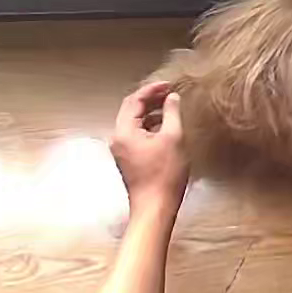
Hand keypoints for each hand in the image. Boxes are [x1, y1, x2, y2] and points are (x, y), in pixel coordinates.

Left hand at [110, 81, 188, 223]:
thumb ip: (172, 113)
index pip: (134, 101)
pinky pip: (137, 133)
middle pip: (131, 110)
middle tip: (170, 92)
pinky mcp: (129, 158)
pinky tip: (165, 124)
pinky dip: (150, 124)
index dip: (151, 90)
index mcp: (124, 131)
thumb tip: (172, 97)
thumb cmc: (165, 172)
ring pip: (134, 122)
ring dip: (151, 111)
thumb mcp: (173, 137)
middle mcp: (118, 138)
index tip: (169, 84)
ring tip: (170, 105)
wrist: (155, 207)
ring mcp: (122, 150)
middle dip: (150, 99)